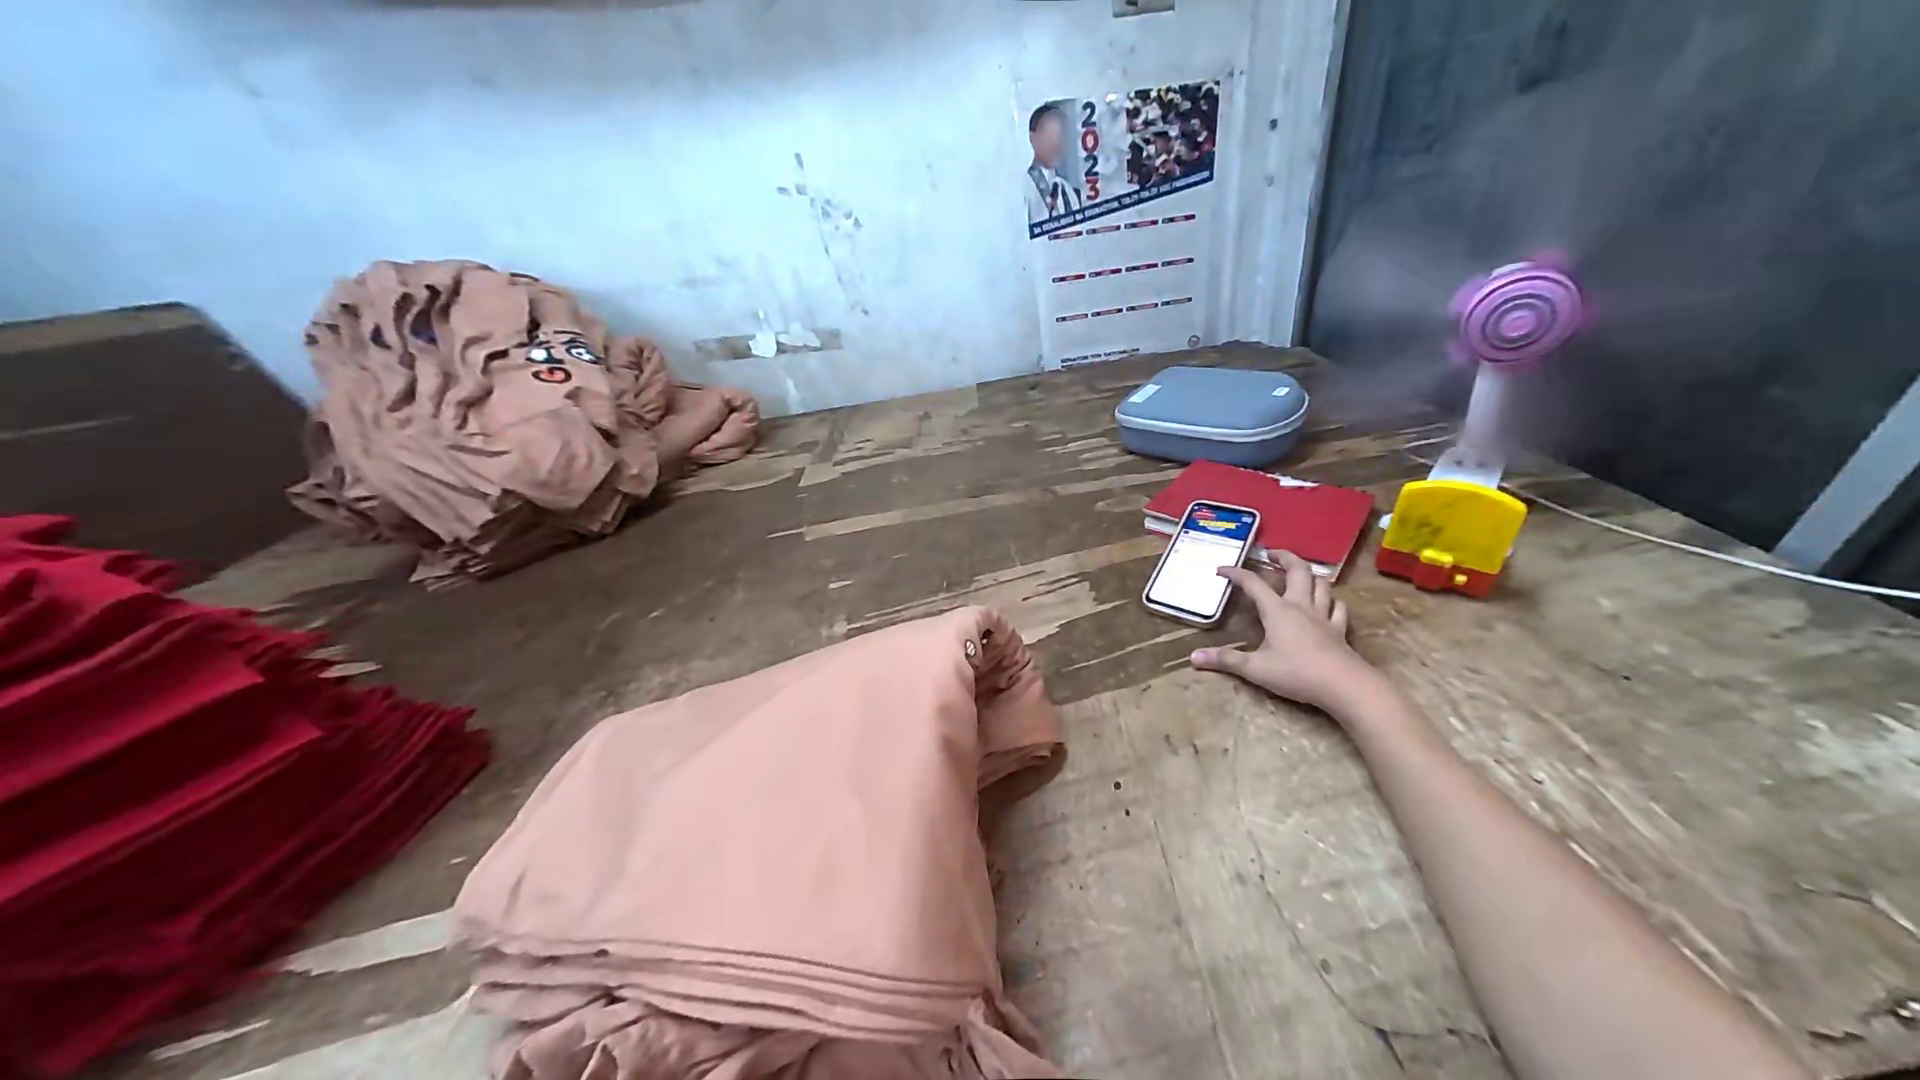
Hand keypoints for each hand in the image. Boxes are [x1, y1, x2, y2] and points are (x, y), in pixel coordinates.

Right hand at [1189, 550, 1383, 714]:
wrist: (1344, 685)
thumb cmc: (1296, 673)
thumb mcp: (1255, 669)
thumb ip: (1225, 660)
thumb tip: (1193, 658)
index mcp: (1277, 611)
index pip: (1253, 584)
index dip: (1236, 573)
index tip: (1222, 570)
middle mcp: (1301, 606)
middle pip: (1297, 570)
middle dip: (1284, 557)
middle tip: (1271, 554)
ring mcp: (1323, 617)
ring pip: (1321, 584)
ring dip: (1309, 575)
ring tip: (1299, 575)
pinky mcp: (1339, 630)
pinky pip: (1338, 608)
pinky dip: (1331, 600)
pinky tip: (1327, 604)